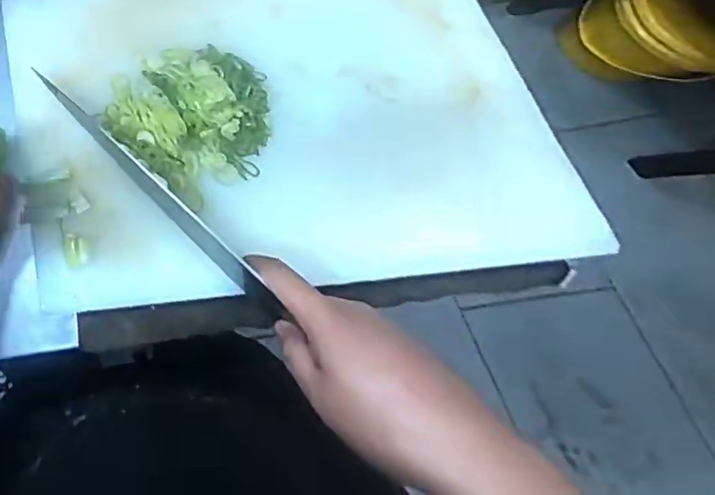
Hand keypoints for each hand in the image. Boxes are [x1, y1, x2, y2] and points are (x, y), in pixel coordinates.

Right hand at [251, 257, 575, 494]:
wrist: (470, 450)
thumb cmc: (382, 421)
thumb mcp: (321, 397)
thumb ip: (295, 355)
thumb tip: (287, 328)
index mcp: (327, 317)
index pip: (284, 277)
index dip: (261, 267)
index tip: (245, 264)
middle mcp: (357, 310)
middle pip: (316, 305)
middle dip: (303, 323)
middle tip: (304, 364)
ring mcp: (389, 326)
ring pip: (345, 324)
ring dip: (335, 343)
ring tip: (345, 389)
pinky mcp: (414, 346)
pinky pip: (372, 339)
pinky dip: (363, 356)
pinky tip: (378, 397)